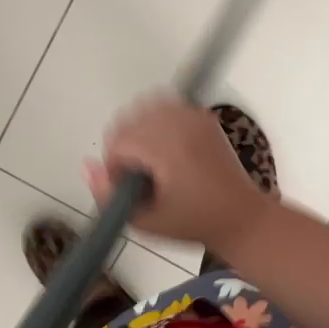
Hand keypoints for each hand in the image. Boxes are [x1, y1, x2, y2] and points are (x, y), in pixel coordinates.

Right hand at [83, 93, 270, 246]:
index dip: (115, 165)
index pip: (119, 140)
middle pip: (128, 119)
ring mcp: (193, 115)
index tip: (128, 187)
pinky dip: (157, 120)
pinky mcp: (202, 115)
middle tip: (138, 175)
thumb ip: (109, 195)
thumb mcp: (145, 221)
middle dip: (124, 145)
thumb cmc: (194, 223)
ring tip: (150, 159)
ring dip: (139, 130)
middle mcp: (180, 124)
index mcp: (167, 148)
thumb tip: (87, 165)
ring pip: (145, 106)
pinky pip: (166, 104)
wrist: (241, 216)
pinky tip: (163, 146)